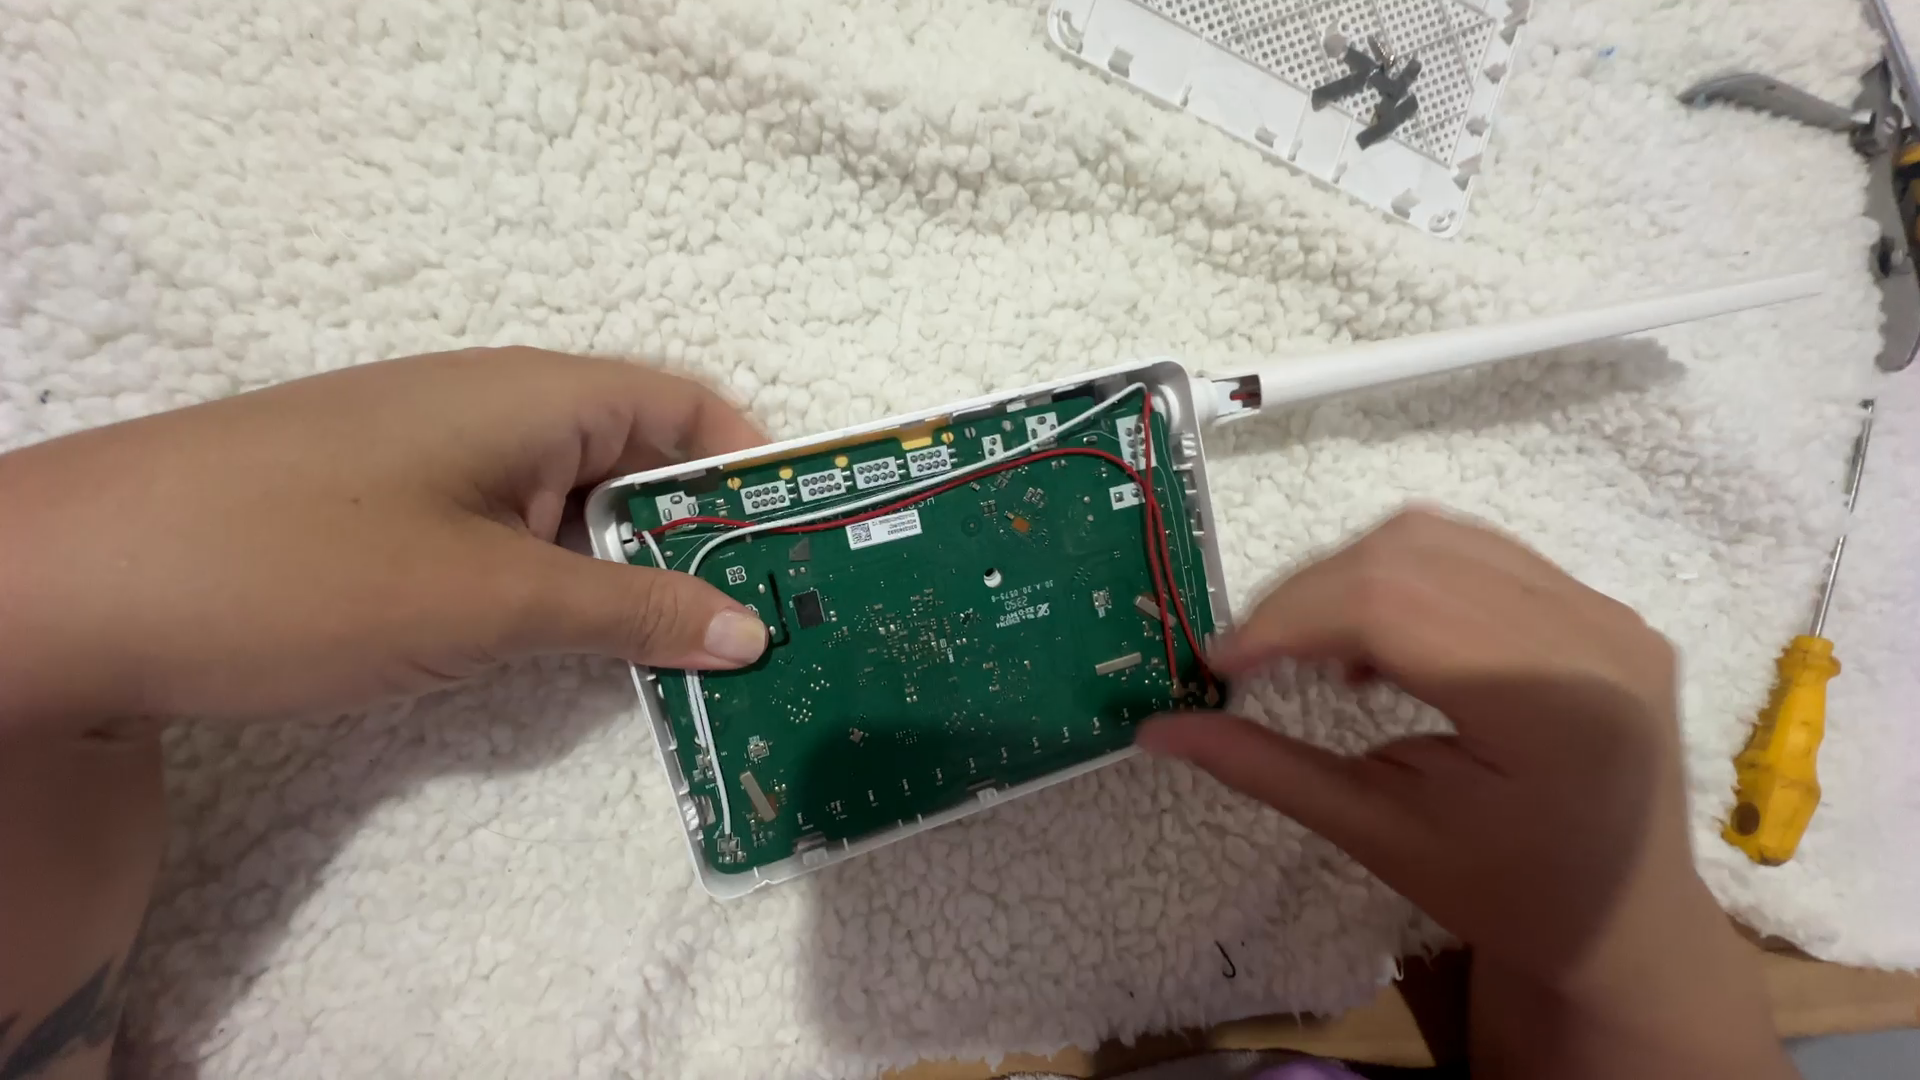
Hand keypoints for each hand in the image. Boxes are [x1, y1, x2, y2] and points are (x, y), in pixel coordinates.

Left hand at [0, 348, 771, 727]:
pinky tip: (609, 639)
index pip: (688, 406)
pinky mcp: (424, 512)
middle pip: (648, 460)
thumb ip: (635, 613)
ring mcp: (463, 465)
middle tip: (770, 603)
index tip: (800, 532)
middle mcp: (511, 415)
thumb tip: (752, 634)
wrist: (47, 595)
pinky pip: (540, 537)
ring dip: (650, 567)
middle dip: (713, 530)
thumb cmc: (298, 567)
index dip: (754, 462)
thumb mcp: (494, 599)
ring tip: (708, 633)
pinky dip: (587, 583)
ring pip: (594, 508)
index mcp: (540, 398)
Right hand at [1139, 508, 1788, 1076]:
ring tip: (1311, 646)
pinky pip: (1462, 548)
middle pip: (1404, 555)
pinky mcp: (1590, 603)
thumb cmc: (1501, 893)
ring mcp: (1601, 609)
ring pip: (1429, 535)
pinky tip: (1374, 635)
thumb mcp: (1374, 835)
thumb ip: (1262, 769)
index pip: (1391, 607)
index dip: (1287, 619)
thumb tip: (1155, 730)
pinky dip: (1389, 573)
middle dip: (1301, 596)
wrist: (1624, 918)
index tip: (1218, 661)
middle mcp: (1593, 634)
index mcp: (1553, 707)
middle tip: (1250, 655)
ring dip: (1341, 576)